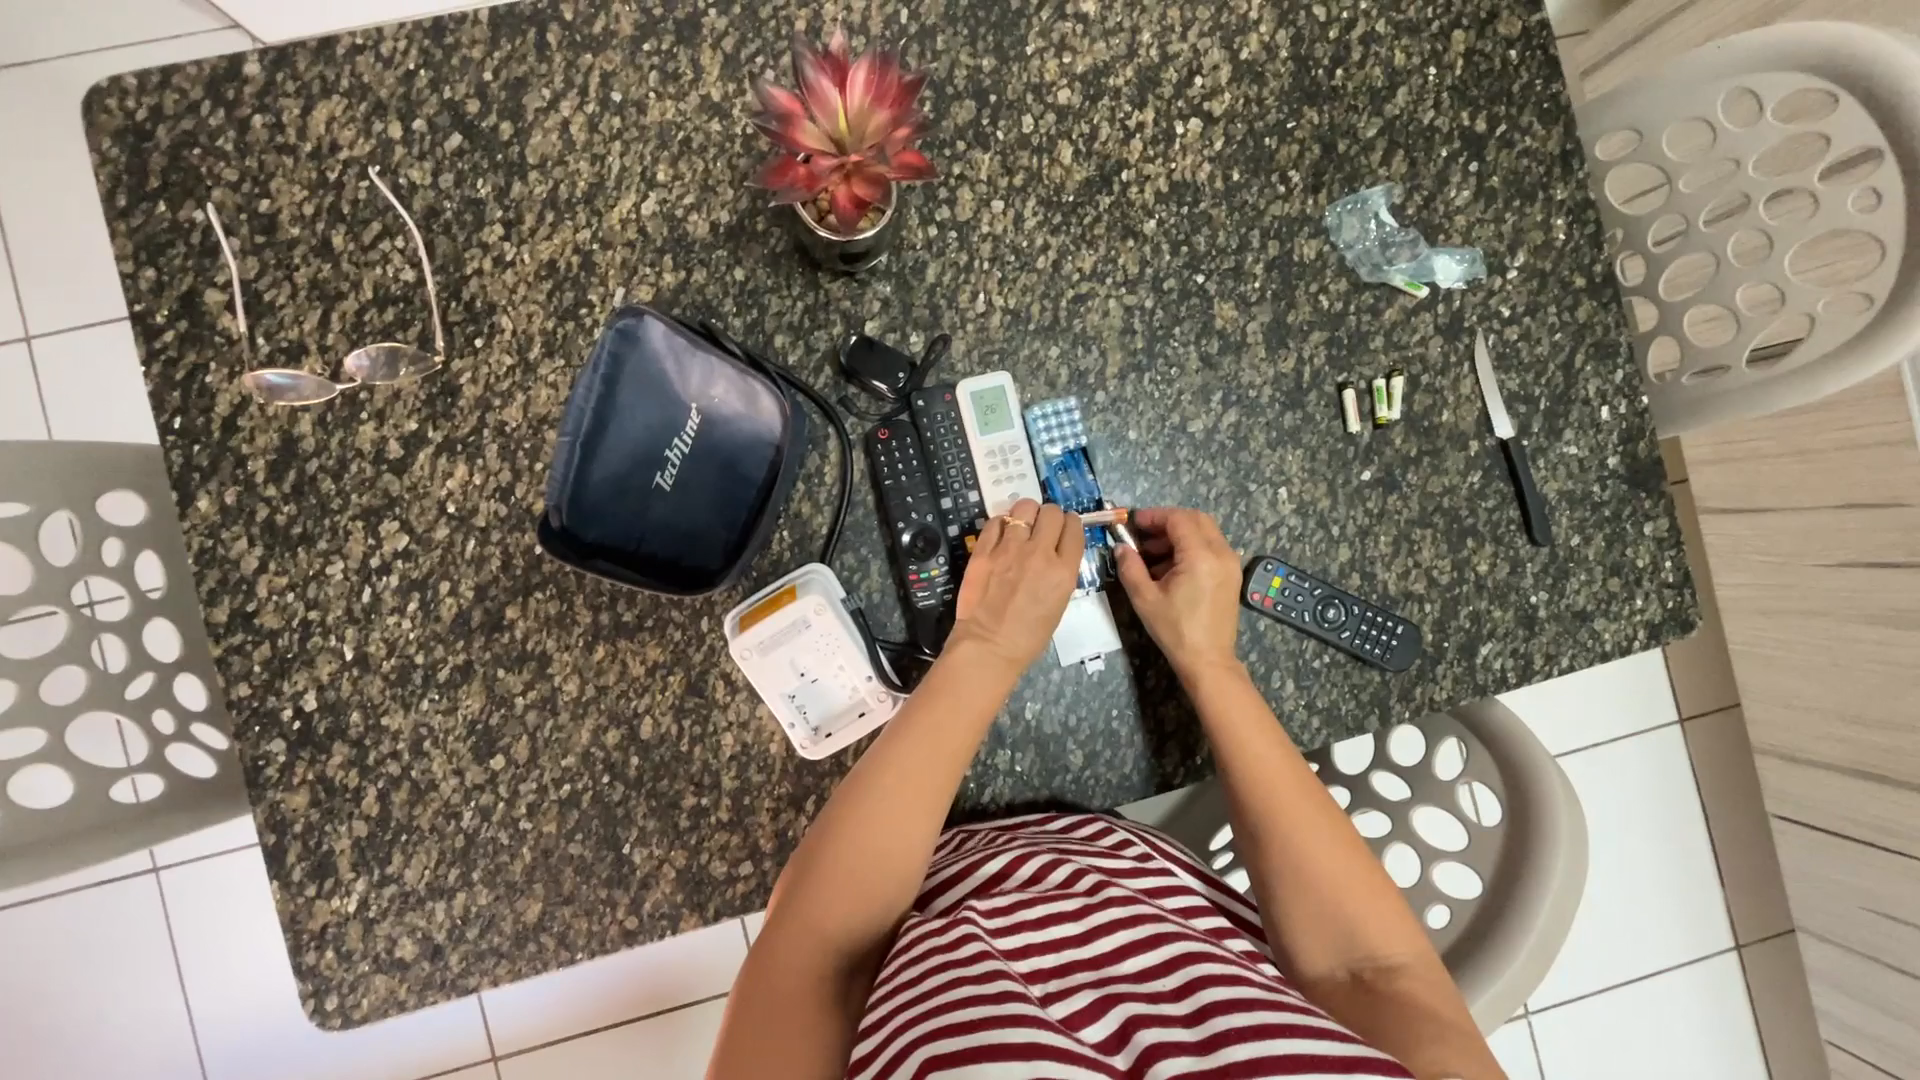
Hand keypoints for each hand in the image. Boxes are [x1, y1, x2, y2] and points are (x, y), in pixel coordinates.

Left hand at [949, 499, 1083, 673]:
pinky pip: (995, 521)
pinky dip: (1001, 523)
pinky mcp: (984, 550)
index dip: (1070, 525)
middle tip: (1042, 527)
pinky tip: (1001, 534)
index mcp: (1064, 570)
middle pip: (1051, 512)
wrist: (989, 645)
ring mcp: (1010, 548)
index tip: (1063, 530)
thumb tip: (1055, 554)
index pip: (1074, 527)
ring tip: (1021, 526)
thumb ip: (1060, 573)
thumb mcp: (1059, 603)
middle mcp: (1040, 553)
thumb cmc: (1028, 636)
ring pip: (1024, 508)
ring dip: (1026, 514)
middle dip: (1049, 516)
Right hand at [1113, 507, 1244, 679]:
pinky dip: (1191, 547)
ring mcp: (1231, 564)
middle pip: (1196, 519)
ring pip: (1205, 532)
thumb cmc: (1175, 630)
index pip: (1178, 519)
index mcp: (1200, 556)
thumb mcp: (1144, 598)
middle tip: (1144, 535)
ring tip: (1153, 554)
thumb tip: (1121, 548)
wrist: (1208, 659)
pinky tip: (1171, 567)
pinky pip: (1212, 547)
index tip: (1133, 523)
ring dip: (1179, 535)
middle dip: (1167, 522)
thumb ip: (1130, 567)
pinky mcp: (1232, 575)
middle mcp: (1221, 553)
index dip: (1154, 516)